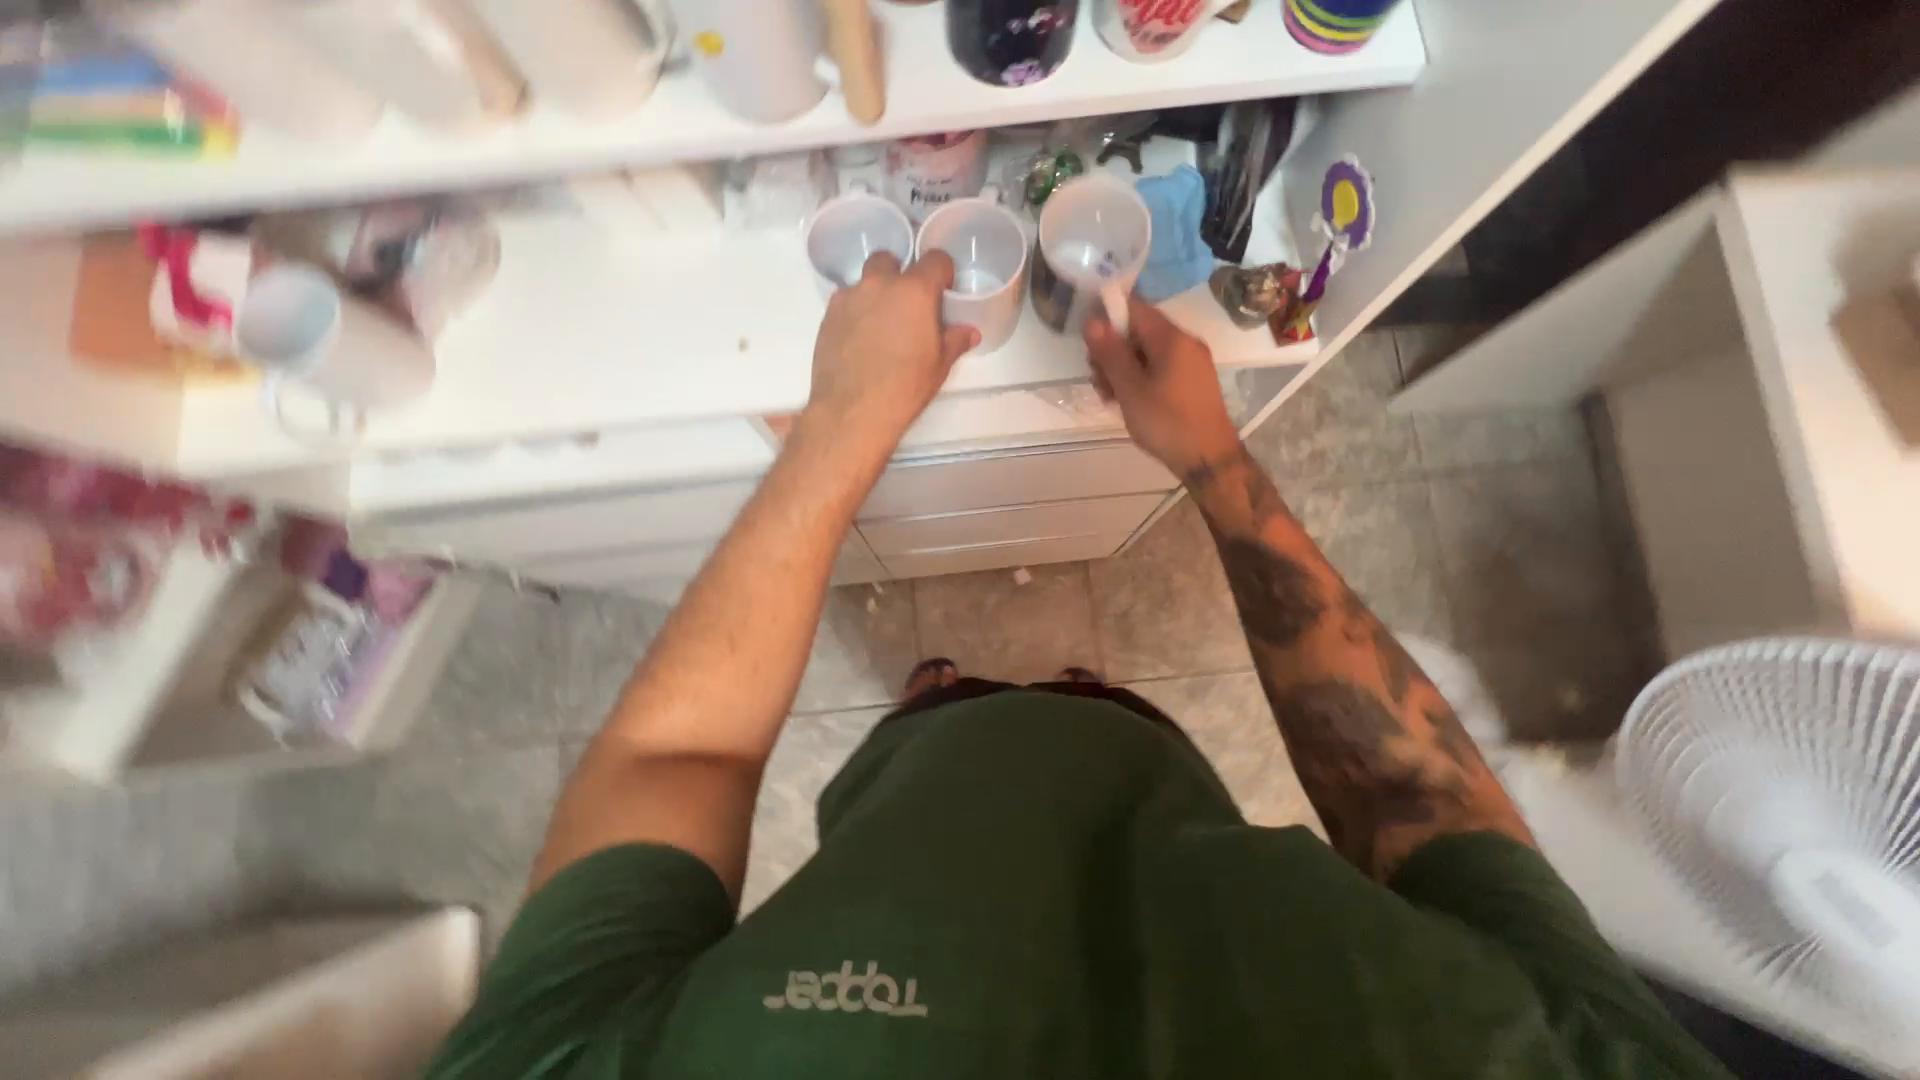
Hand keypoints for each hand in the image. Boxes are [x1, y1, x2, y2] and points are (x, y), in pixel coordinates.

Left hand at [802, 251, 977, 450]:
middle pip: (890, 260)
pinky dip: (855, 312)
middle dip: (900, 274)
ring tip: (881, 324)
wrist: (852, 411)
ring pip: (864, 280)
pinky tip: (860, 339)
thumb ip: (955, 342)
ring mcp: (849, 297)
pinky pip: (846, 302)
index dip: (942, 271)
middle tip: (907, 305)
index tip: (943, 289)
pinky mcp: (828, 316)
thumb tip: (969, 332)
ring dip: (875, 292)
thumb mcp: (939, 367)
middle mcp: (879, 284)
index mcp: (914, 291)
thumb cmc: (904, 388)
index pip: (935, 259)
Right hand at [1083, 295, 1241, 477]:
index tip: (1088, 342)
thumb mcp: (1130, 389)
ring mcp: (1191, 362)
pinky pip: (1159, 367)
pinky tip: (1127, 401)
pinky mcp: (1192, 381)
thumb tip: (1092, 320)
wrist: (1208, 458)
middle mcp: (1185, 342)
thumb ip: (1110, 353)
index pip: (1134, 307)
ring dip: (1122, 368)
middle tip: (1097, 380)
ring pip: (1146, 352)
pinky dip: (1140, 378)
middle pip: (1138, 331)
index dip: (1106, 316)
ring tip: (1109, 397)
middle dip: (1112, 350)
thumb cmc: (1166, 422)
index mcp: (1171, 338)